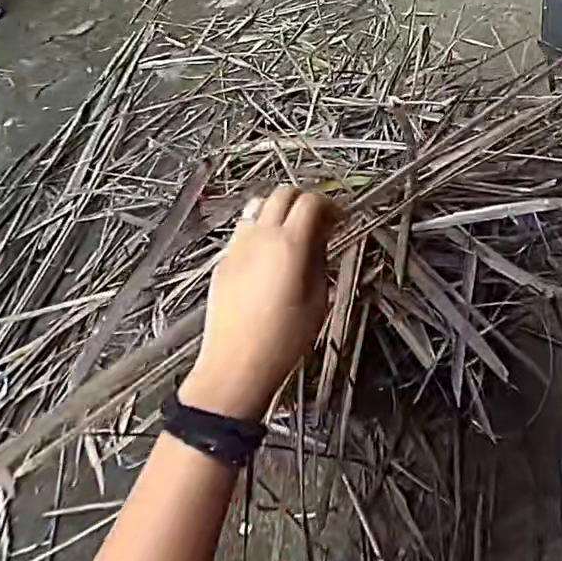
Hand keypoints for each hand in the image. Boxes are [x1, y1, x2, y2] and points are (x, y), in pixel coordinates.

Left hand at [181, 186, 339, 419]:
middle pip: (282, 194)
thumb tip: (321, 239)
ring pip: (258, 206)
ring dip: (279, 209)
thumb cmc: (280, 340)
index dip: (329, 205)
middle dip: (304, 200)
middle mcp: (260, 238)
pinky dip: (260, 228)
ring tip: (293, 230)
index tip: (337, 218)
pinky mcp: (224, 261)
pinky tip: (270, 251)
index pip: (311, 202)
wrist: (236, 366)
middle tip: (319, 219)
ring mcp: (238, 247)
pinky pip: (244, 230)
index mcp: (289, 244)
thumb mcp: (317, 299)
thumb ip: (319, 259)